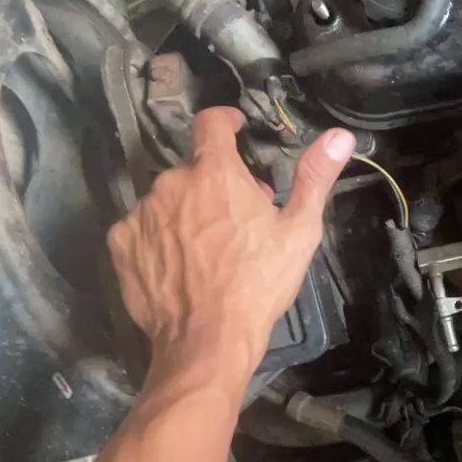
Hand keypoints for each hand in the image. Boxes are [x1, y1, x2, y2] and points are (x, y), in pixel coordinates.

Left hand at [107, 107, 352, 383]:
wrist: (207, 339)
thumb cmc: (260, 283)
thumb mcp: (299, 232)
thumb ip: (315, 178)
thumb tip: (340, 136)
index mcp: (215, 174)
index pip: (212, 124)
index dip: (226, 121)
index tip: (235, 127)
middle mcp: (170, 183)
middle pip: (195, 172)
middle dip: (216, 187)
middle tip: (239, 221)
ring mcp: (140, 213)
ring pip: (168, 201)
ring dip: (188, 213)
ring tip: (210, 250)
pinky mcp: (121, 243)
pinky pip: (144, 229)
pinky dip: (162, 238)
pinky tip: (181, 266)